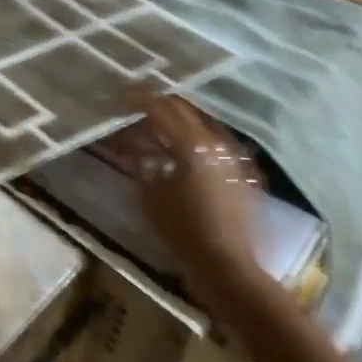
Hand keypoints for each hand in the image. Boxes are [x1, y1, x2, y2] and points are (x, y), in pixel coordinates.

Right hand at [124, 88, 263, 297]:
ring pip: (201, 123)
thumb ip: (140, 159)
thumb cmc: (183, 231)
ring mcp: (232, 156)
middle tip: (135, 103)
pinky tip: (180, 149)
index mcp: (191, 143)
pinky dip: (193, 138)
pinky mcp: (241, 172)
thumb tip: (129, 139)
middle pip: (183, 109)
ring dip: (177, 119)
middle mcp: (216, 142)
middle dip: (158, 103)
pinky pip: (213, 142)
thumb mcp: (151, 194)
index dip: (137, 98)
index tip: (120, 94)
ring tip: (155, 124)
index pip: (160, 108)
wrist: (229, 268)